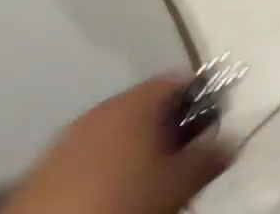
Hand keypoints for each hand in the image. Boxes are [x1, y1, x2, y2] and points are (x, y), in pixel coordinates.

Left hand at [1, 76, 233, 213]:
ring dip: (140, 144)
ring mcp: (70, 134)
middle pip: (149, 104)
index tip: (213, 122)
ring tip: (151, 176)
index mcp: (137, 101)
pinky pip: (92, 150)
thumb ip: (210, 155)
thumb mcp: (178, 183)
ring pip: (120, 128)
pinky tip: (115, 188)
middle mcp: (103, 106)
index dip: (202, 96)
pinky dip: (109, 161)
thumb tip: (233, 138)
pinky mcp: (46, 164)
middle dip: (170, 125)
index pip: (180, 79)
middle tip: (185, 156)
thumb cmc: (122, 201)